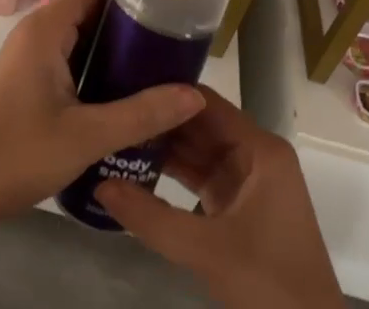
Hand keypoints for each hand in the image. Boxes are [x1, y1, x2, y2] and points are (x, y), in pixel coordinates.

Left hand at [0, 0, 205, 228]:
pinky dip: (103, 59)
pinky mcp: (31, 78)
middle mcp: (37, 32)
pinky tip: (134, 82)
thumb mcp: (88, 136)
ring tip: (170, 49)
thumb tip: (196, 94)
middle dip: (134, 9)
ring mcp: (31, 55)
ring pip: (83, 32)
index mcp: (46, 29)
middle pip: (91, 3)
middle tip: (184, 20)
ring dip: (120, 38)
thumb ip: (143, 113)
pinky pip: (74, 54)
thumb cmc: (19, 155)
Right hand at [97, 88, 344, 308]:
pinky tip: (131, 170)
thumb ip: (151, 217)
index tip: (119, 86)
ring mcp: (246, 180)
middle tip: (105, 110)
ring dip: (157, 147)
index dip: (163, 91)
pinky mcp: (235, 205)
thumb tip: (98, 183)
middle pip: (196, 123)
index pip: (203, 102)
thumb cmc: (270, 281)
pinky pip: (196, 176)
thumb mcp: (207, 250)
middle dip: (154, 119)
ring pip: (194, 150)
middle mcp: (254, 154)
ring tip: (109, 135)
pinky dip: (167, 174)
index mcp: (259, 149)